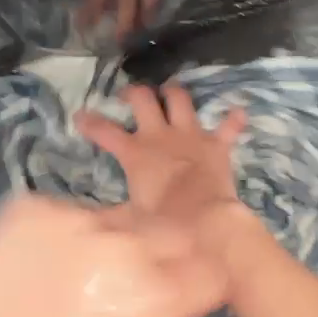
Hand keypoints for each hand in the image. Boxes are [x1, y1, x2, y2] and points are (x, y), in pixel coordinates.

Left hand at [0, 196, 225, 316]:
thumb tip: (186, 304)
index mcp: (154, 294)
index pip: (212, 269)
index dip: (201, 285)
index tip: (181, 296)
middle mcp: (123, 244)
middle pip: (175, 231)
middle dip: (169, 255)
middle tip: (132, 284)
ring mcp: (76, 217)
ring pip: (122, 218)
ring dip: (117, 242)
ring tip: (77, 278)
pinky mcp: (36, 204)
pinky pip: (73, 213)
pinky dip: (69, 235)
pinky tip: (43, 266)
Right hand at [77, 84, 251, 242]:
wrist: (204, 221)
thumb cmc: (162, 221)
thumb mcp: (129, 218)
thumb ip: (112, 215)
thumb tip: (91, 225)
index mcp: (135, 153)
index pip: (105, 131)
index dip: (90, 122)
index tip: (80, 116)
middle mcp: (160, 136)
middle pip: (143, 99)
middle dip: (134, 93)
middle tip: (130, 96)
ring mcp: (190, 135)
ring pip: (180, 99)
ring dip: (174, 93)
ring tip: (170, 91)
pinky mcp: (217, 144)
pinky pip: (228, 125)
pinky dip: (232, 119)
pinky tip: (236, 112)